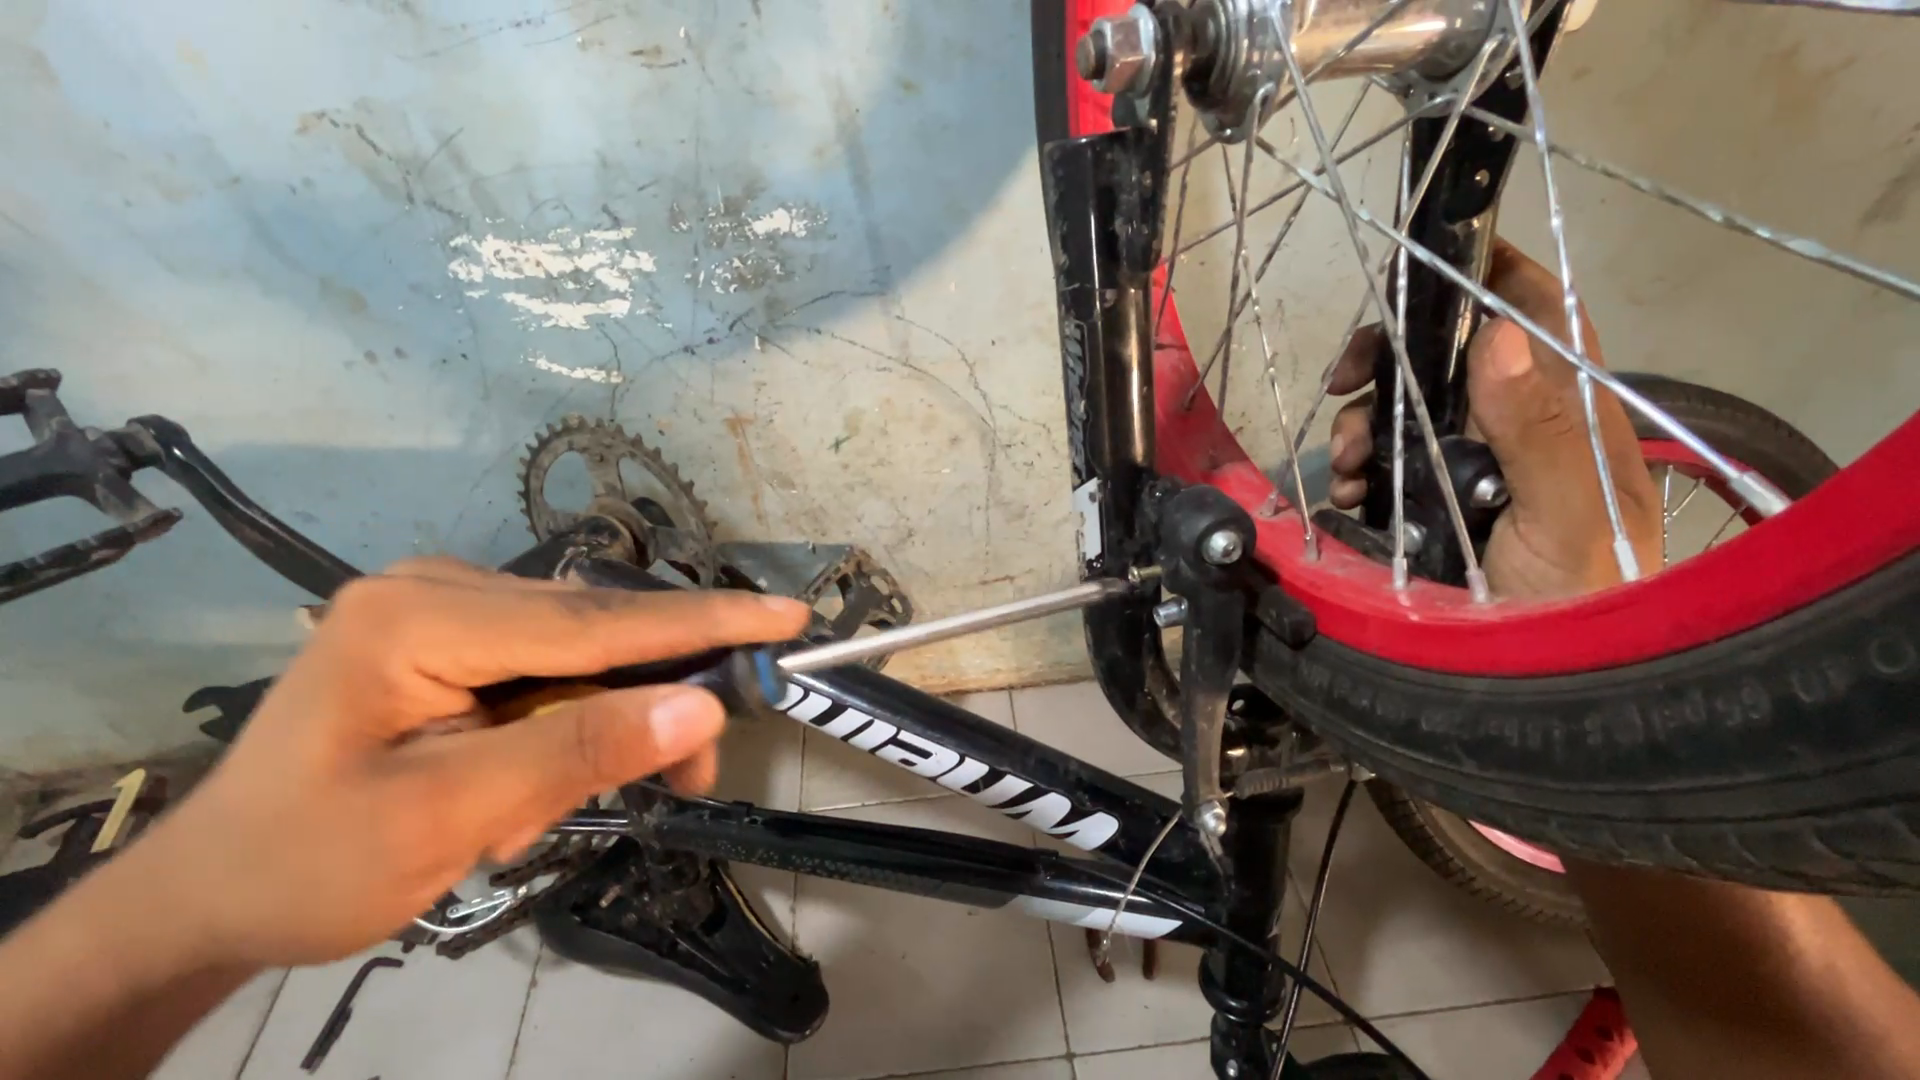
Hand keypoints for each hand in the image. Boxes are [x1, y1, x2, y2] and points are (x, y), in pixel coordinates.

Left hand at [116, 559, 808, 967]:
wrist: (209, 894)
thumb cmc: (309, 865)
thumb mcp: (448, 818)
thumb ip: (578, 752)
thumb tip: (702, 707)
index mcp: (419, 617)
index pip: (597, 621)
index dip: (703, 625)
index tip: (789, 617)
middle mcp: (439, 589)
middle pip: (596, 635)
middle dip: (654, 701)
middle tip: (695, 772)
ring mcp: (445, 608)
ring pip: (582, 654)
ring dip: (604, 726)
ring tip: (553, 812)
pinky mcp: (455, 639)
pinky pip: (552, 669)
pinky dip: (568, 726)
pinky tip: (528, 784)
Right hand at [1324, 240, 1661, 597]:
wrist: (1546, 686)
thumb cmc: (1582, 599)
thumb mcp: (1570, 516)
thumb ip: (1541, 433)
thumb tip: (1497, 333)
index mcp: (1565, 414)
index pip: (1537, 314)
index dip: (1485, 276)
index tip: (1420, 271)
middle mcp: (1514, 428)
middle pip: (1451, 358)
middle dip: (1390, 359)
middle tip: (1345, 378)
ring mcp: (1468, 468)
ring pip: (1404, 411)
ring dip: (1362, 424)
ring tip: (1348, 465)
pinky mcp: (1428, 505)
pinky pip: (1383, 466)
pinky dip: (1355, 470)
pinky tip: (1347, 493)